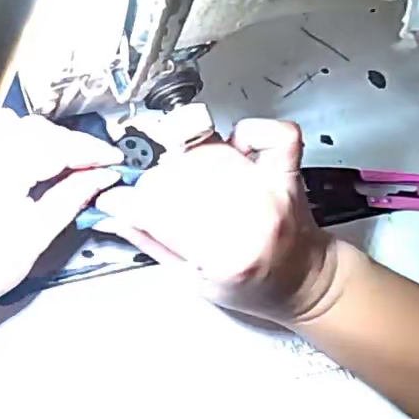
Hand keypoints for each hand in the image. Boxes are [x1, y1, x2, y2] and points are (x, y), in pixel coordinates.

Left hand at [0, 109, 121, 334]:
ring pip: (13, 128)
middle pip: (36, 129)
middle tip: (94, 167)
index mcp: (0, 168)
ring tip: (65, 167)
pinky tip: (32, 167)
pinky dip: (18, 146)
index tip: (111, 160)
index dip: (91, 150)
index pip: (57, 143)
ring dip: (43, 141)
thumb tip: (100, 176)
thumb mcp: (38, 234)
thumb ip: (72, 197)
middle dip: (69, 144)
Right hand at [94, 118, 346, 323]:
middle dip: (150, 185)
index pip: (152, 210)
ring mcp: (270, 190)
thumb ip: (150, 243)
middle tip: (151, 199)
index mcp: (224, 256)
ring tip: (181, 177)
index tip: (112, 201)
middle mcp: (249, 218)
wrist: (306, 283)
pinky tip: (229, 146)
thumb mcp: (190, 281)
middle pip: (174, 176)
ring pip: (206, 151)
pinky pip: (268, 134)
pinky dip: (246, 131)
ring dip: (182, 159)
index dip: (121, 202)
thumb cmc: (253, 287)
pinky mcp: (285, 172)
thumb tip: (114, 215)